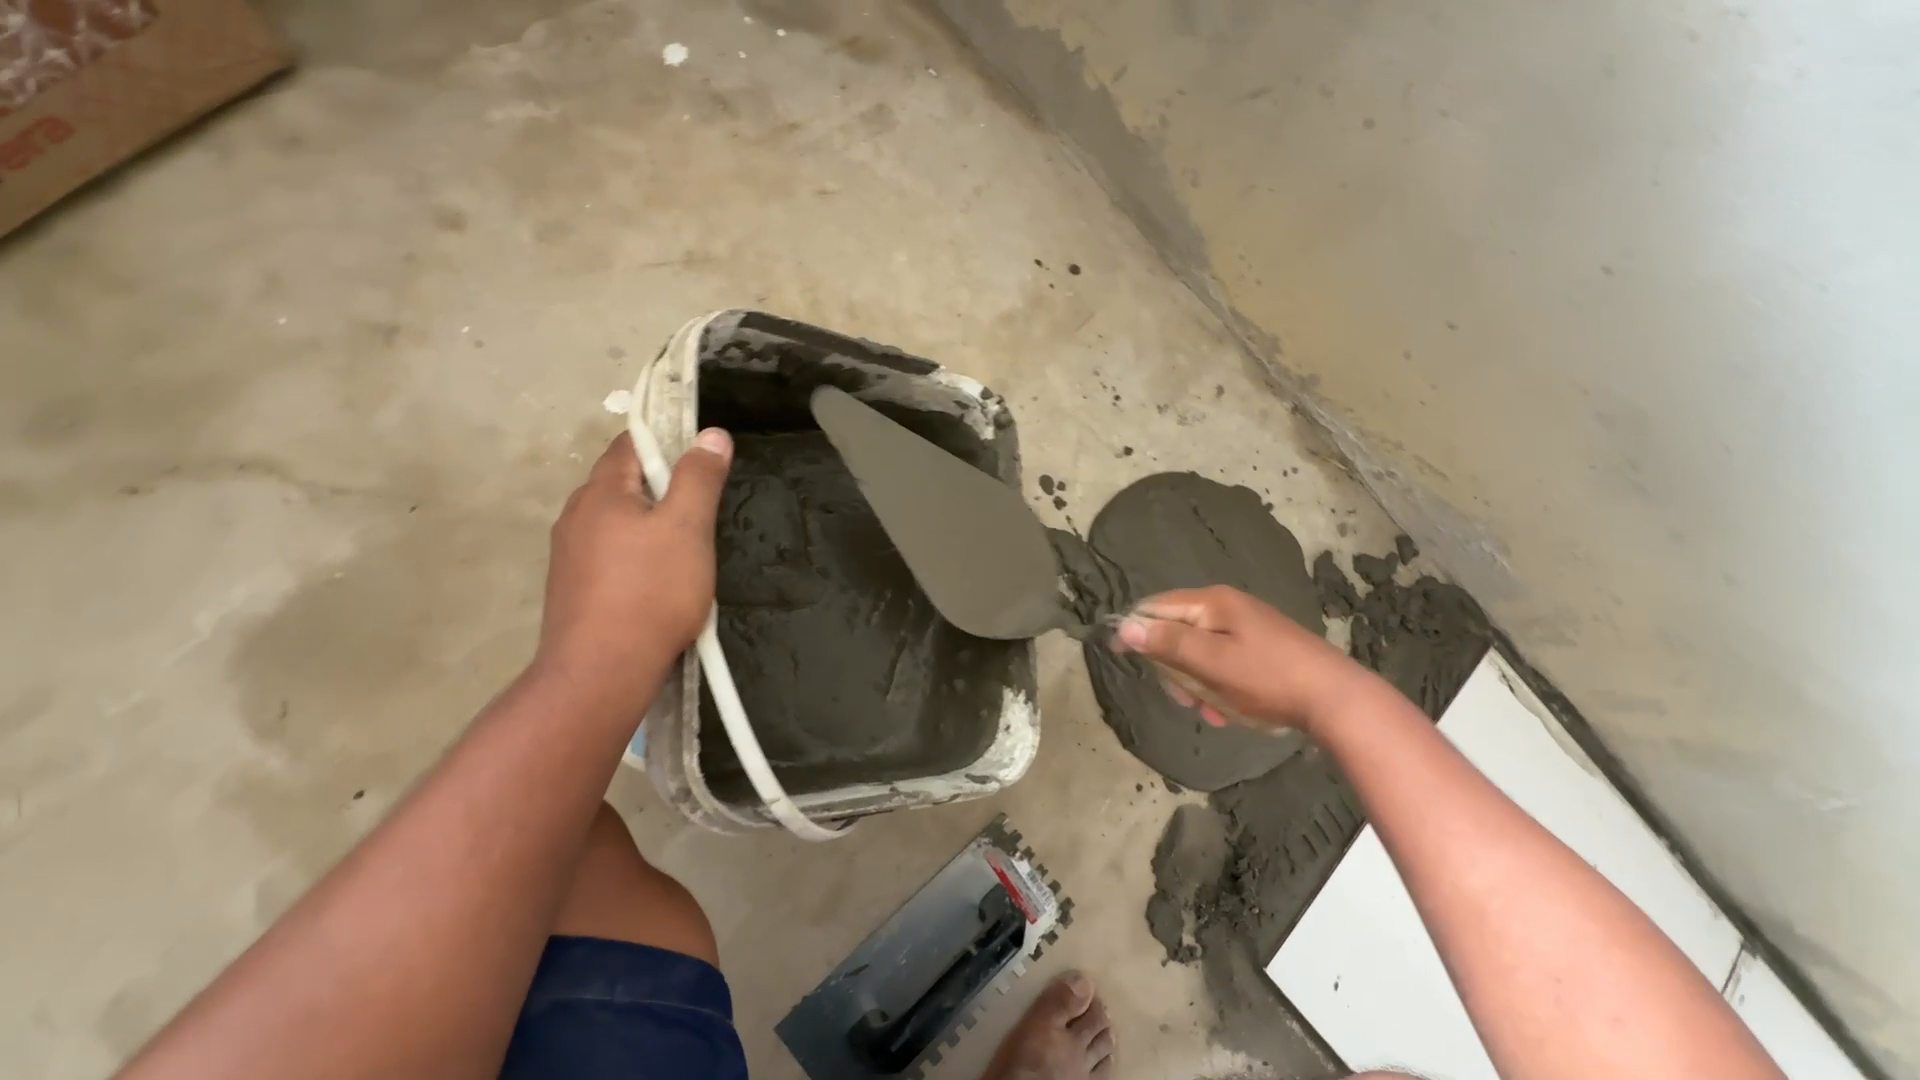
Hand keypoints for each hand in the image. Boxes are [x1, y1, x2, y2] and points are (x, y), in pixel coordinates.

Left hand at [534, 429, 732, 707]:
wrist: (601, 672)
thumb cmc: (651, 593)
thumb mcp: (688, 528)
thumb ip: (699, 478)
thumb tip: (711, 434)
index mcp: (601, 492)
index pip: (632, 443)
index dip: (668, 440)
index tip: (702, 459)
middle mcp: (576, 515)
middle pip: (624, 483)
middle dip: (663, 488)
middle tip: (703, 511)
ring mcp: (570, 555)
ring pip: (618, 523)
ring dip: (650, 526)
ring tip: (686, 551)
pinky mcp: (574, 589)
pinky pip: (611, 556)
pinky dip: (637, 557)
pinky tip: (659, 584)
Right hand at [1112, 585, 1370, 735]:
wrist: (1336, 700)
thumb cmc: (1268, 679)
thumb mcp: (1212, 663)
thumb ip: (1168, 644)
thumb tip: (1125, 626)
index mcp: (1213, 603)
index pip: (1156, 607)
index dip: (1135, 631)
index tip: (1120, 658)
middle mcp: (1227, 607)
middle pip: (1176, 632)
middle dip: (1174, 669)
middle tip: (1187, 698)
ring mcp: (1246, 627)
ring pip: (1199, 654)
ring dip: (1197, 684)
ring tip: (1213, 711)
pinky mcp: (1260, 649)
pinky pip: (1222, 664)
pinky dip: (1218, 687)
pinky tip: (1230, 711)